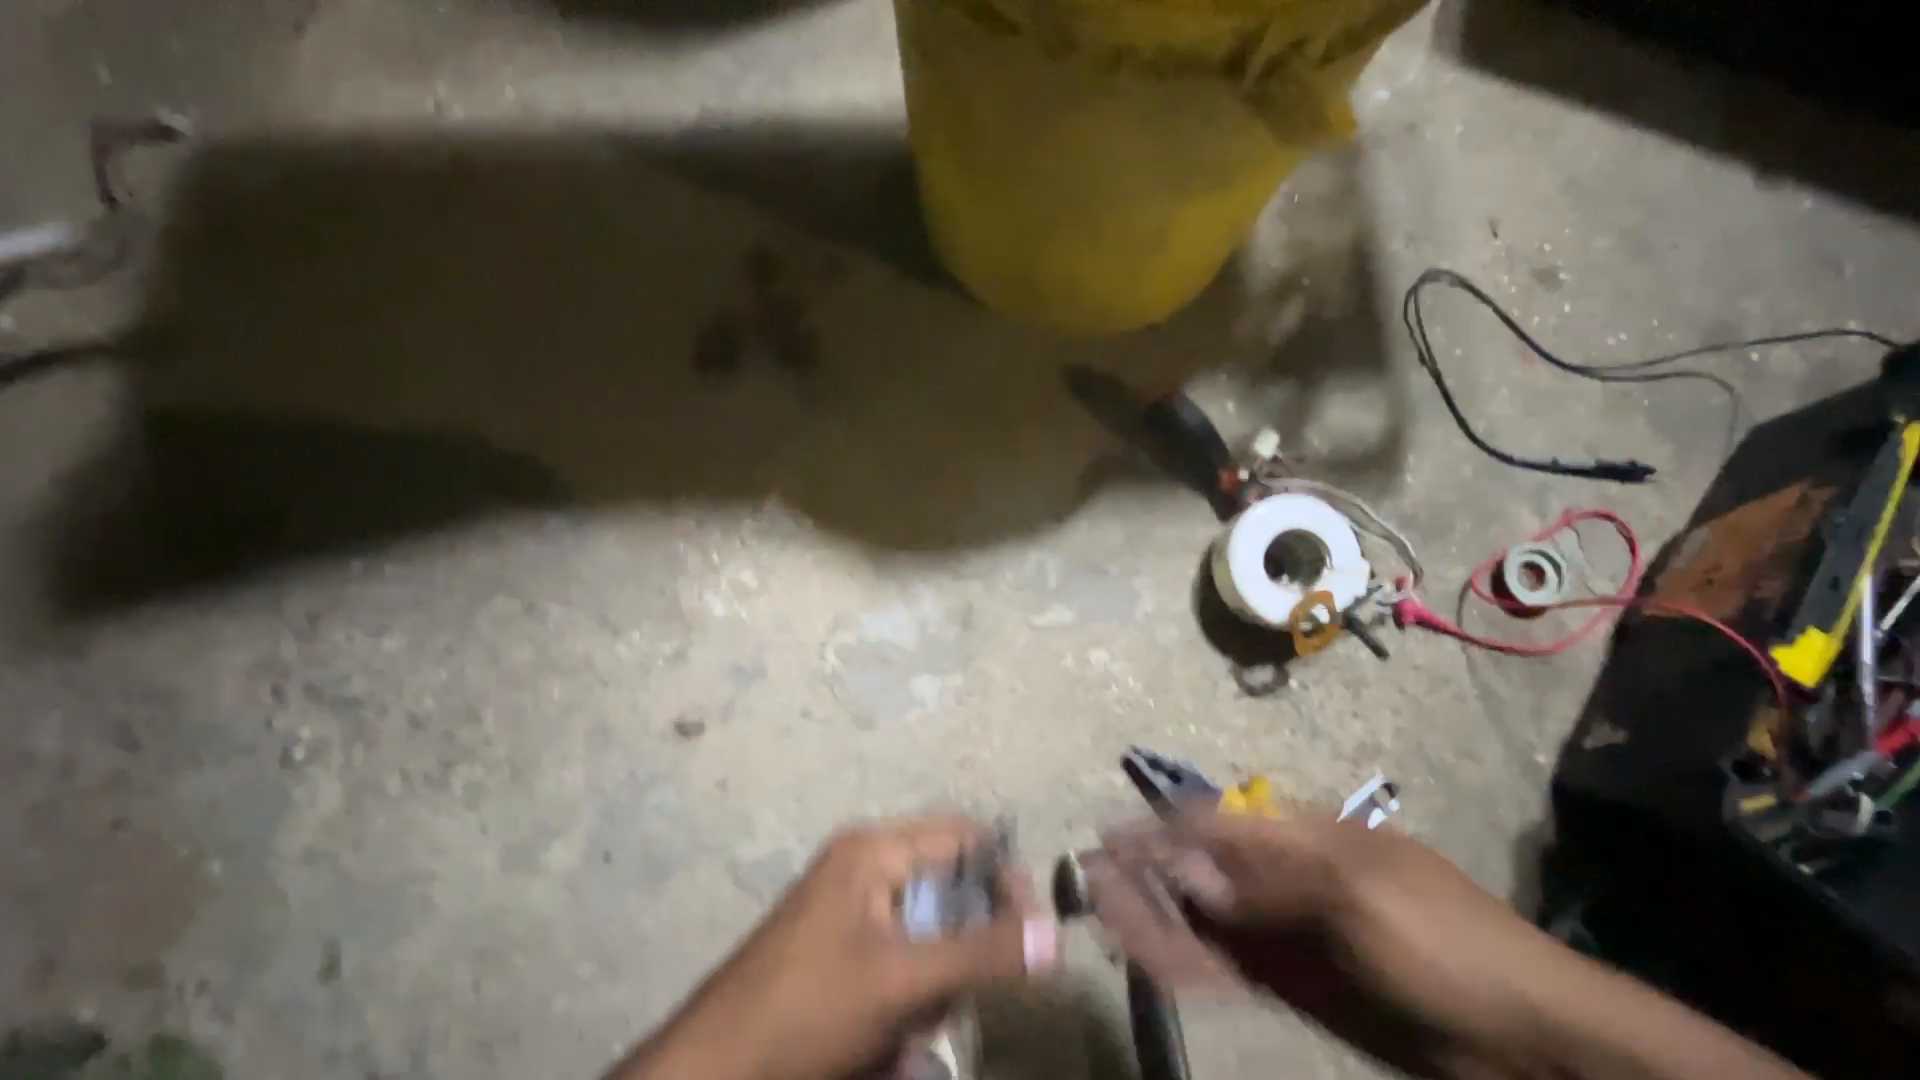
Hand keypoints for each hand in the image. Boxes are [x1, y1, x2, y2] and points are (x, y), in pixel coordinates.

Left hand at [617, 817, 1058, 1079]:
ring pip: (929, 938)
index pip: (964, 837)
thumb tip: (1056, 932)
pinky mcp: (841, 957)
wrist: (714, 1069)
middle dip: (962, 949)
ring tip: (910, 1026)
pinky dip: (907, 1004)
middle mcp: (864, 870)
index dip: (1005, 876)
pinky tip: (887, 1042)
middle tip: (953, 994)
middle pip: (949, 891)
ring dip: (935, 987)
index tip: (1032, 931)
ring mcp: (850, 914)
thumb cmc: (808, 1007)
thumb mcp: (902, 979)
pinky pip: (900, 967)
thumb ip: (982, 953)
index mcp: (874, 851)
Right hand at [1082, 813, 1589, 1077]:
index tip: (1105, 839)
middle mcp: (1285, 878)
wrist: (1527, 1040)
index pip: (1215, 824)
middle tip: (1090, 887)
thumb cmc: (1446, 945)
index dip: (1158, 829)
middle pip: (1200, 871)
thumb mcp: (1356, 899)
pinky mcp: (1293, 982)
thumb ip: (1265, 885)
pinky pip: (1228, 966)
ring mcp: (1288, 933)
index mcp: (1305, 838)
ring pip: (1206, 921)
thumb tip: (1187, 871)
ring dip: (1158, 919)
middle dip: (1147, 875)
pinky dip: (1189, 962)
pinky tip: (1154, 962)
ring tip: (1106, 922)